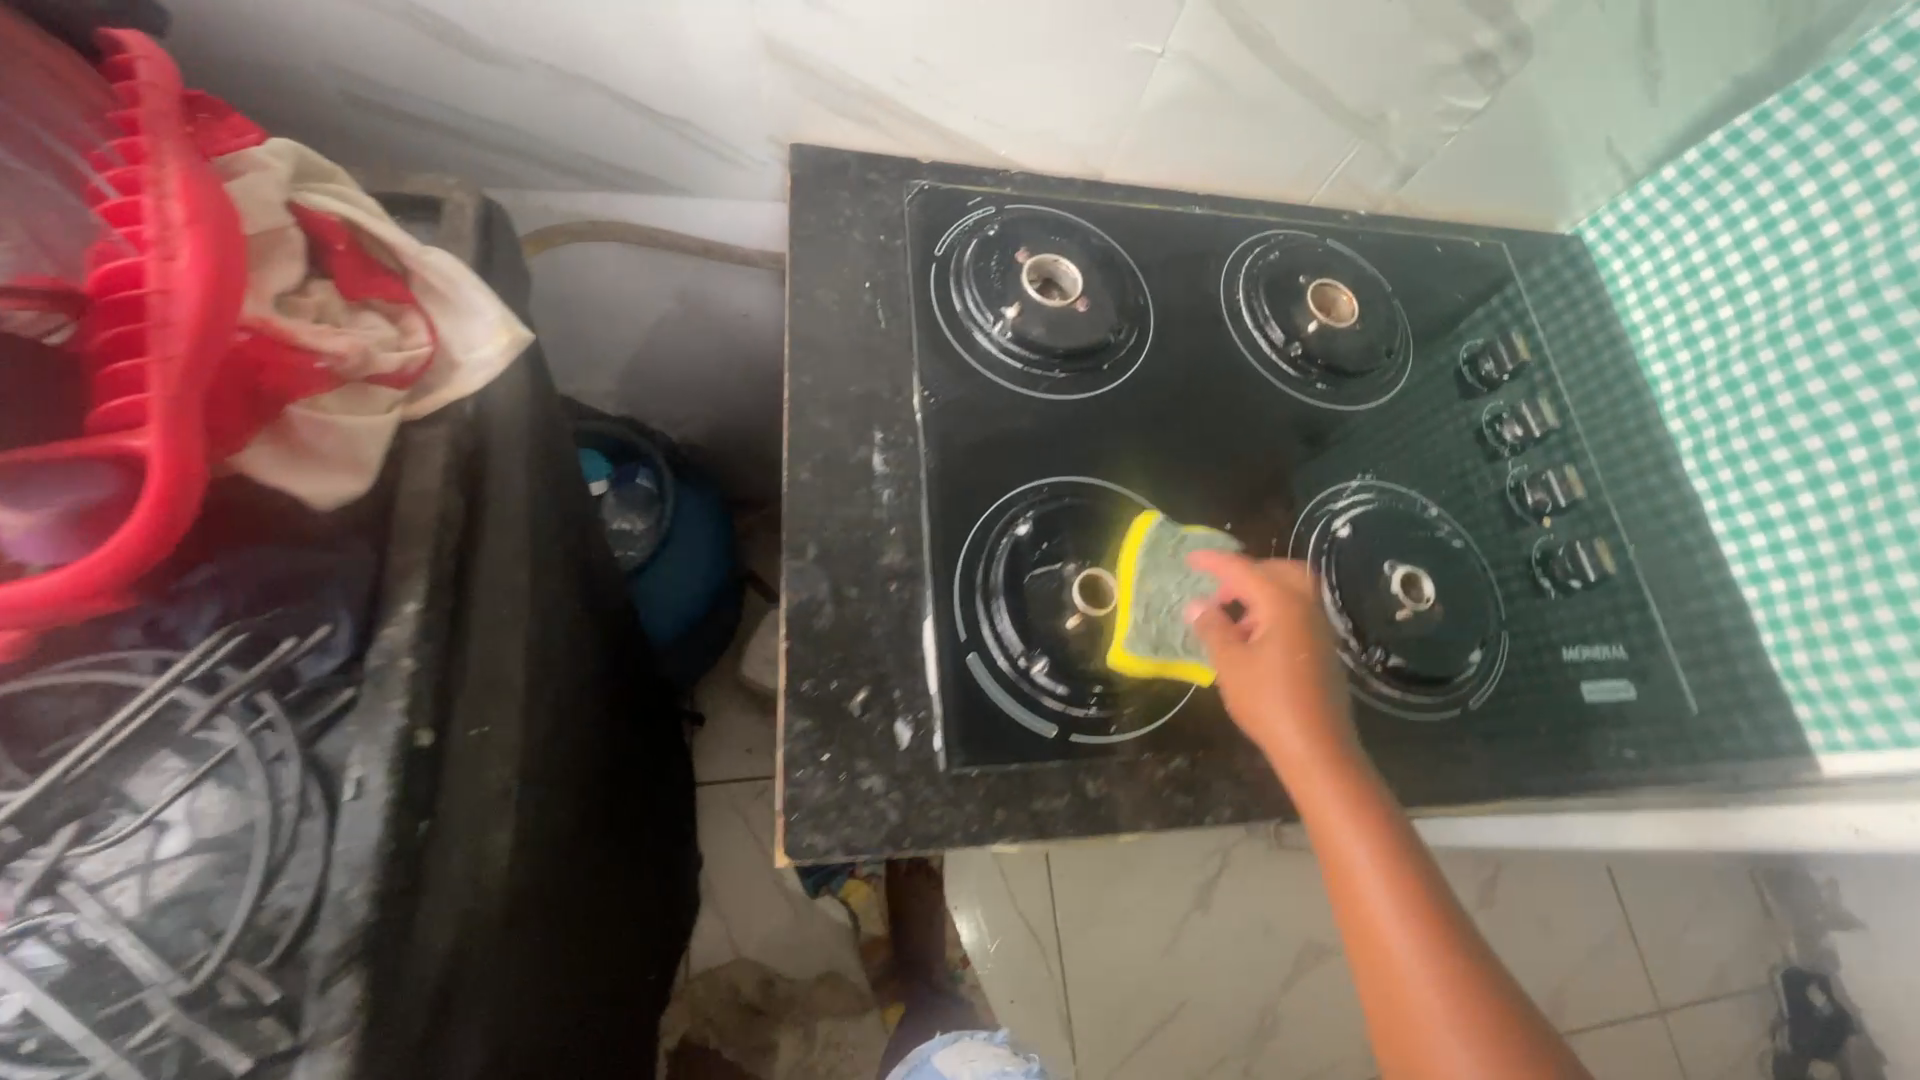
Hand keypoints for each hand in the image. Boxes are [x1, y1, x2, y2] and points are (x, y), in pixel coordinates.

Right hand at [1184, 552, 1359, 773]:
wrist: (1316, 747)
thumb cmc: (1268, 702)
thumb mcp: (1230, 664)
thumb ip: (1213, 628)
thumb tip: (1196, 604)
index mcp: (1283, 604)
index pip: (1243, 570)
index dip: (1215, 562)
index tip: (1190, 558)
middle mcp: (1307, 608)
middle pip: (1279, 571)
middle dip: (1247, 573)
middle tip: (1219, 591)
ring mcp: (1319, 629)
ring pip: (1291, 592)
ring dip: (1260, 595)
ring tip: (1231, 621)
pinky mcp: (1323, 650)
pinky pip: (1297, 613)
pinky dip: (1273, 613)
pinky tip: (1252, 642)